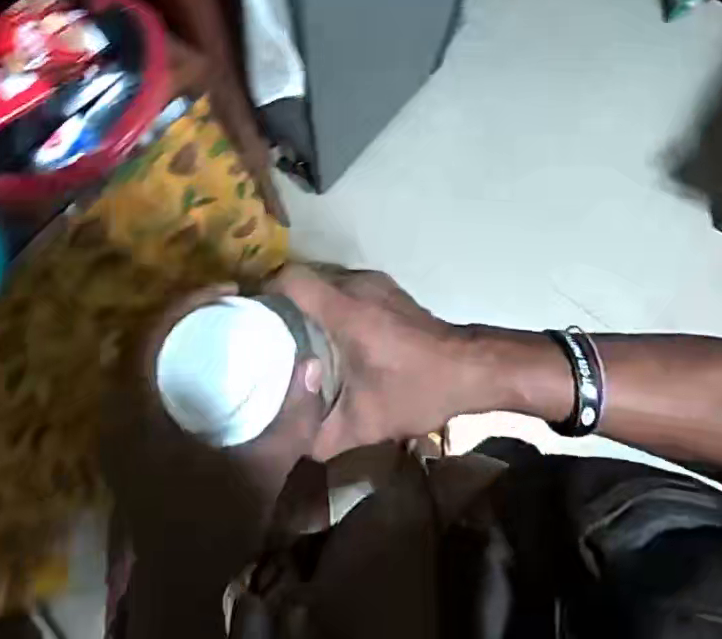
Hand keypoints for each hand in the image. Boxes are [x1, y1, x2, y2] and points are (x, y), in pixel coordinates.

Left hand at [100, 285, 325, 570]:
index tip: (225, 293)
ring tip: (208, 331)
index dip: (183, 304)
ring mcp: (115, 437)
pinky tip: (192, 374)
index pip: (148, 338)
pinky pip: (134, 387)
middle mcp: (117, 420)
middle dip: (177, 316)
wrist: (183, 586)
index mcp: (140, 417)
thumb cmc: (217, 525)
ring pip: (133, 366)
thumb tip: (313, 364)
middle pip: (137, 343)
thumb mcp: (264, 472)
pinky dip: (161, 367)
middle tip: (218, 307)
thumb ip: (293, 420)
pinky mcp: (122, 450)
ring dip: (167, 340)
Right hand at [269, 263, 480, 459]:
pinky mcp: (387, 287)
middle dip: (282, 299)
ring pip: (325, 280)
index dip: (266, 290)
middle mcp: (356, 285)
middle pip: (304, 278)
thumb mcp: (365, 423)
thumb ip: (321, 436)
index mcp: (344, 309)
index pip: (292, 279)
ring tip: (293, 333)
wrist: (470, 368)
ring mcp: (374, 282)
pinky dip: (329, 302)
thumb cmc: (415, 389)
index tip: (251, 314)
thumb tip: (291, 443)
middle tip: (265, 330)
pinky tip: (329, 334)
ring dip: (307, 301)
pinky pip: (344, 285)